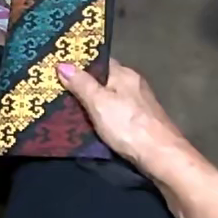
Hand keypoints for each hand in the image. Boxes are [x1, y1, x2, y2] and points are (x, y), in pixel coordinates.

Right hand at [58, 58, 190, 170]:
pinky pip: (116, 111)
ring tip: (67, 108)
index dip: (80, 64)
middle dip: (83, 84)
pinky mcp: (141, 121)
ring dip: (93, 101)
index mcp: (124, 74)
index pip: (99, 61)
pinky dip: (102, 114)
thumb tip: (62, 63)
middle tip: (57, 91)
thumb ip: (81, 83)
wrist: (161, 156)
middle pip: (104, 80)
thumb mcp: (98, 102)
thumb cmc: (127, 125)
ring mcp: (140, 103)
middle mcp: (134, 84)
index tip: (58, 69)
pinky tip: (91, 123)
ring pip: (110, 96)